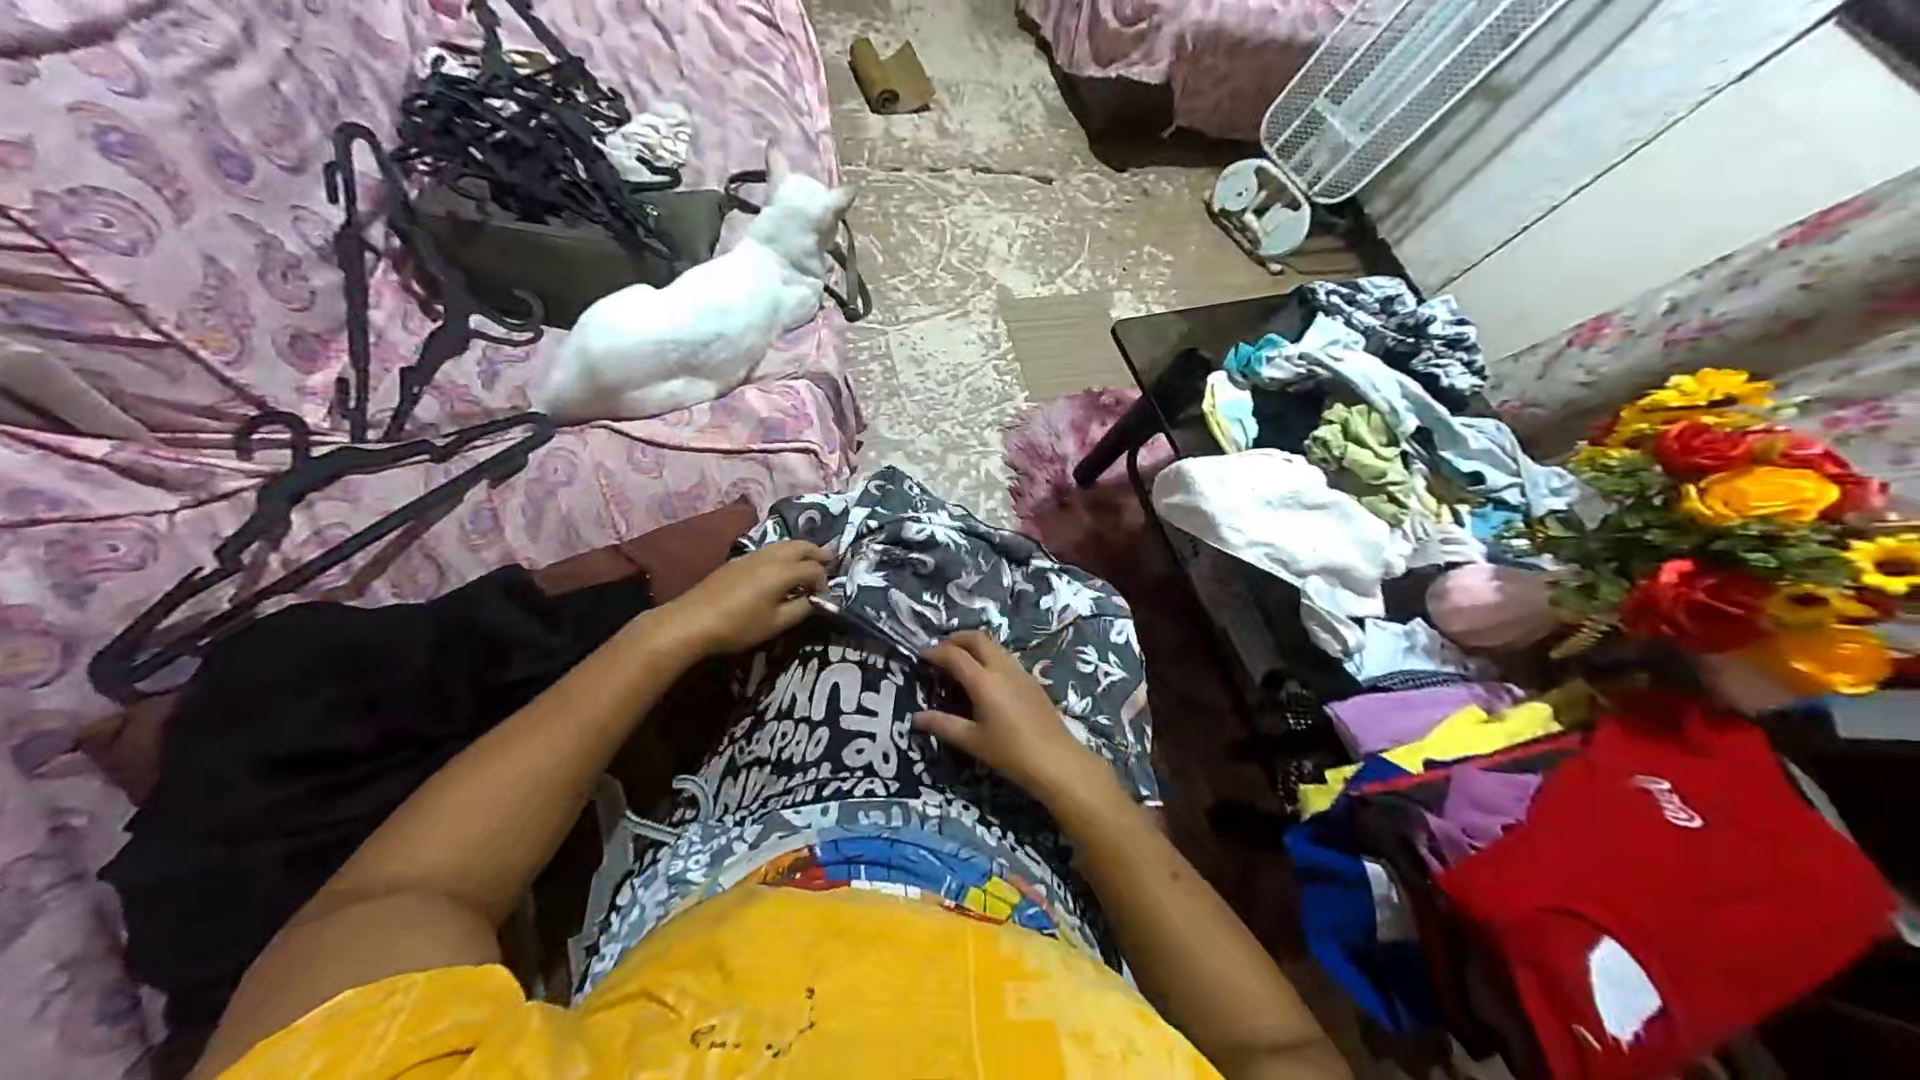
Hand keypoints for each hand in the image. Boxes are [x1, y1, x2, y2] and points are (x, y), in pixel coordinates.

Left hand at [666, 540, 830, 655]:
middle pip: (802, 546)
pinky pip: (770, 549)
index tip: (823, 597)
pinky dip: (785, 552)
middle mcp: (771, 556)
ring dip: (801, 550)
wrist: (692, 621)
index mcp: (783, 572)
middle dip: (818, 553)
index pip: (814, 569)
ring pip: (785, 543)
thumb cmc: (738, 626)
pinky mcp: (739, 560)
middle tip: (830, 561)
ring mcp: (753, 555)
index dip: (824, 581)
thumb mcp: (775, 624)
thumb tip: (816, 600)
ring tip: (809, 560)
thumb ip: (801, 609)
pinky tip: (782, 567)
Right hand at [914, 631, 1117, 808]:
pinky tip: (985, 676)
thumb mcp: (972, 741)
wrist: (1057, 760)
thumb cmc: (1011, 753)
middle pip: (977, 639)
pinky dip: (989, 655)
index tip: (921, 656)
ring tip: (960, 661)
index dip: (935, 652)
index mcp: (984, 681)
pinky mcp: (1032, 680)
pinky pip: (1006, 656)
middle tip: (941, 652)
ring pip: (994, 645)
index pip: (954, 656)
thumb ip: (943, 725)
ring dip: (974, 645)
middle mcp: (1002, 668)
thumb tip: (915, 718)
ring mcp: (1020, 672)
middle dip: (956, 639)